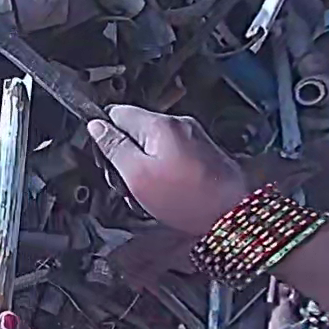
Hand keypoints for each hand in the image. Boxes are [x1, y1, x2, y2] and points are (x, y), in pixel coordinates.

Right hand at [87, 105, 247, 234]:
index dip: (104, 133)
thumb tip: (96, 126)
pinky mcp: (202, 154)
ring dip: (141, 165)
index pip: (117, 112)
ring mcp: (193, 138)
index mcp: (160, 125)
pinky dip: (160, 171)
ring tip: (144, 191)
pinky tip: (163, 191)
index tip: (105, 157)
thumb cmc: (187, 199)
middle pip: (135, 129)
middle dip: (124, 153)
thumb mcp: (137, 175)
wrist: (232, 216)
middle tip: (123, 181)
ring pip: (151, 144)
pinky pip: (169, 155)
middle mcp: (179, 124)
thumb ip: (114, 147)